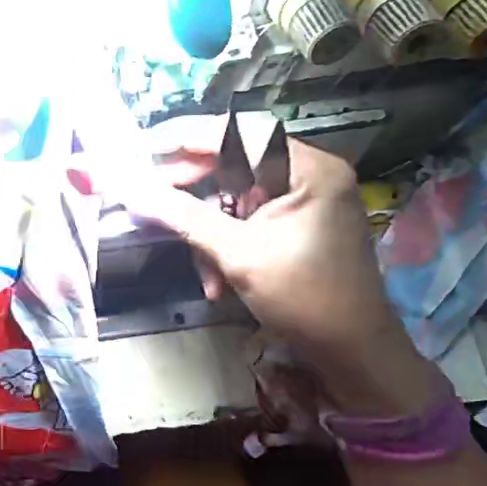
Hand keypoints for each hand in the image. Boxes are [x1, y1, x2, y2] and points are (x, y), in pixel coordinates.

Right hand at [124, 121, 441, 413]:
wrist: (353, 351)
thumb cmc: (303, 297)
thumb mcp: (238, 254)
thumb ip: (184, 217)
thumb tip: (133, 190)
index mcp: (307, 168)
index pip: (239, 134)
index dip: (188, 139)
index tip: (147, 150)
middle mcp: (310, 175)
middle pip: (236, 167)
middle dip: (197, 199)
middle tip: (155, 205)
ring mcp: (306, 202)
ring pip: (238, 202)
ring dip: (213, 237)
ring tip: (207, 276)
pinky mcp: (299, 227)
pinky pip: (251, 223)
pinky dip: (230, 249)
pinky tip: (220, 284)